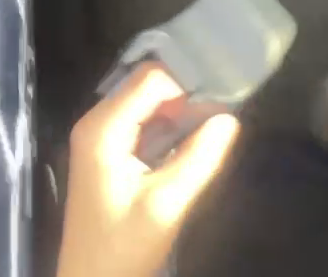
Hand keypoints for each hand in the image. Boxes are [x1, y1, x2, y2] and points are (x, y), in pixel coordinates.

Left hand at [56, 65, 239, 276]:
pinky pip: (141, 120)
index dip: (186, 84)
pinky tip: (190, 138)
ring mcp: (99, 135)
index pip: (150, 78)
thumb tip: (231, 118)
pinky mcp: (106, 150)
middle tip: (219, 112)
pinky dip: (167, 123)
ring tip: (211, 122)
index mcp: (103, 127)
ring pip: (146, 100)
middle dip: (183, 94)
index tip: (219, 101)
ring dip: (177, 109)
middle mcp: (96, 120)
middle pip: (146, 84)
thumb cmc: (122, 249)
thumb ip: (199, 158)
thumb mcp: (166, 205)